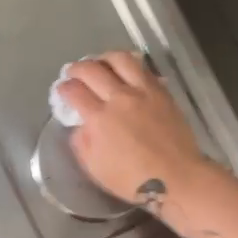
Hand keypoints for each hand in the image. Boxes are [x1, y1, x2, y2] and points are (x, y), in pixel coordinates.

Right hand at [58, 52, 211, 208]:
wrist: (175, 177)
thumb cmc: (131, 179)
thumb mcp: (95, 168)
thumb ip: (82, 143)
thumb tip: (80, 125)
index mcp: (99, 119)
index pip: (74, 91)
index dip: (64, 88)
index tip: (62, 90)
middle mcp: (119, 98)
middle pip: (92, 70)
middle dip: (77, 68)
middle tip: (73, 72)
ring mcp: (143, 91)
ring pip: (120, 59)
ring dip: (105, 58)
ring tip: (100, 63)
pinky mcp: (161, 91)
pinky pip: (143, 68)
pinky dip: (130, 65)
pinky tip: (126, 71)